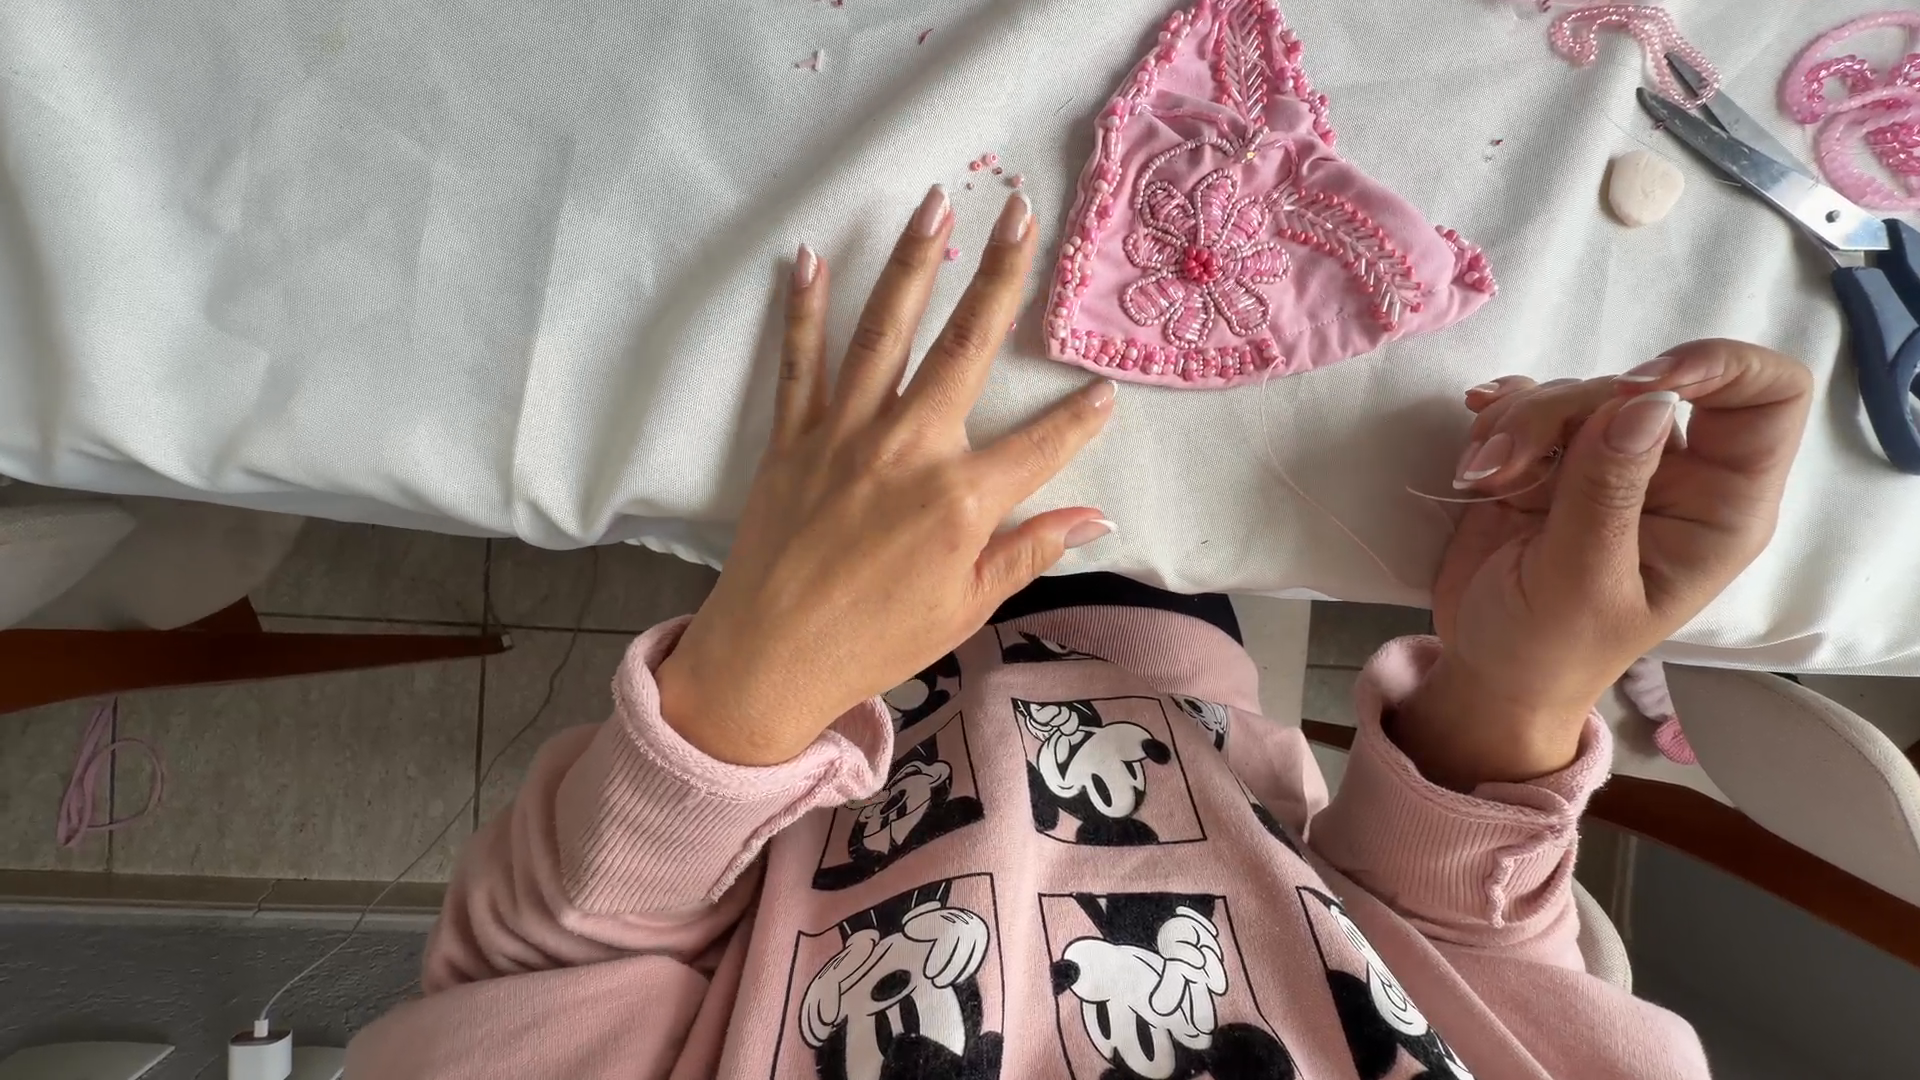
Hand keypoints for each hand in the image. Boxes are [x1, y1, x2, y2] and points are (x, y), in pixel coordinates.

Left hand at [655, 187, 1115, 765]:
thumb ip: (1029, 551)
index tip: (1106, 391)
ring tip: (936, 202)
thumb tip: (1097, 521)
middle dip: (1001, 277)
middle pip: (965, 350)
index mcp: (960, 500)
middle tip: (1022, 212)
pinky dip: (804, 309)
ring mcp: (845, 435)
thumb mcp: (966, 607)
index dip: (1079, 421)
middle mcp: (908, 449)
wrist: (769, 658)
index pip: (1040, 446)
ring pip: (885, 333)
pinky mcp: (793, 438)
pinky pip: (799, 362)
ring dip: (914, 263)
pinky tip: (811, 258)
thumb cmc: (876, 642)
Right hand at [1392, 340, 1812, 788]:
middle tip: (1494, 469)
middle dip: (1553, 416)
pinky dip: (1492, 417)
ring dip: (1510, 425)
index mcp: (1714, 507)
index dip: (1713, 369)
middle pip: (1629, 392)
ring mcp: (1595, 470)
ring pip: (1566, 397)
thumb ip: (1607, 494)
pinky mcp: (1536, 470)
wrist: (1486, 670)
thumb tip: (1640, 403)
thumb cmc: (1549, 647)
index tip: (1629, 387)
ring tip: (1473, 479)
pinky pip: (1522, 413)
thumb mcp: (1579, 580)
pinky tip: (1472, 439)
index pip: (1762, 400)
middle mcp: (1664, 476)